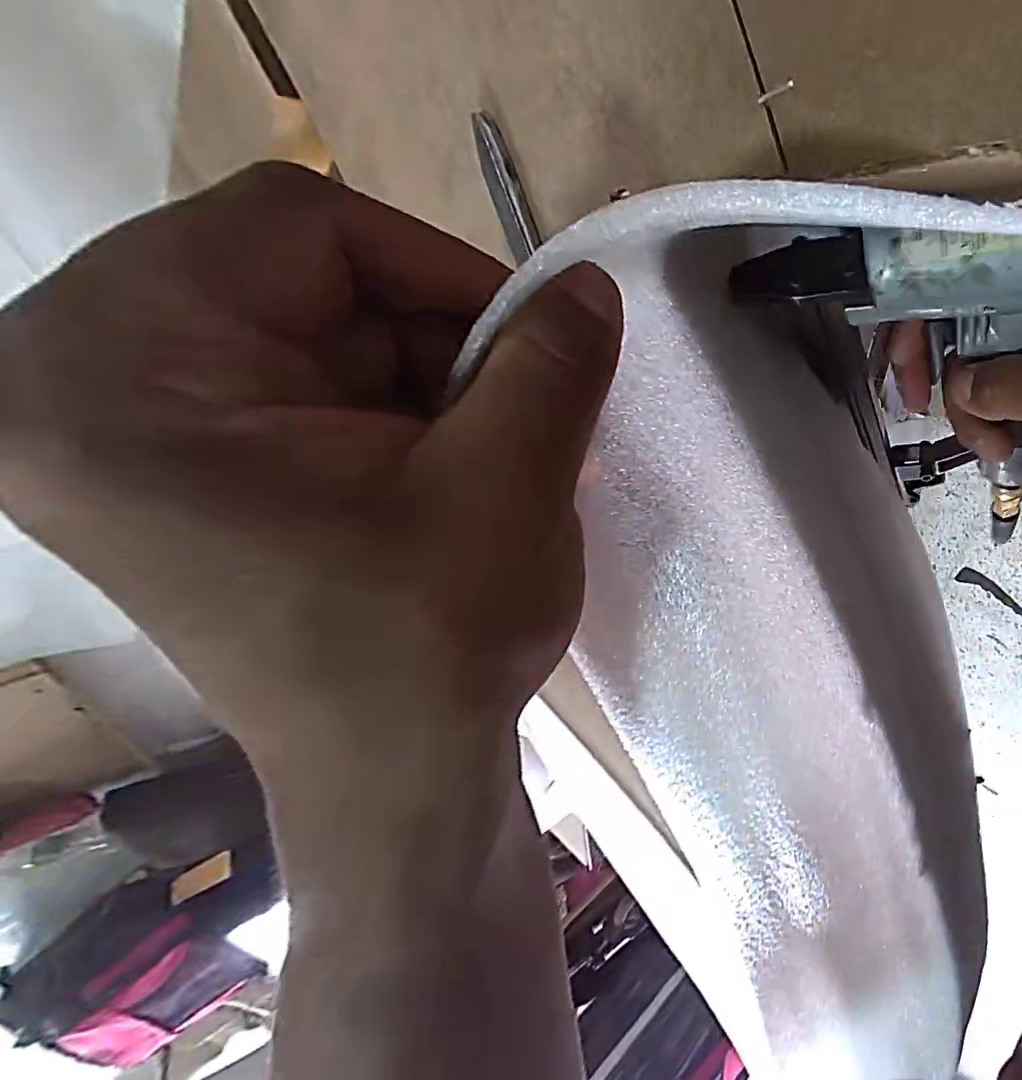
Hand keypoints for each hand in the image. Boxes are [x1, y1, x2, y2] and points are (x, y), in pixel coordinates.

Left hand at [0, 163, 621, 795]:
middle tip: (524, 424)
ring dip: (440, 383)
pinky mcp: (194, 462)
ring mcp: (135, 424)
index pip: (302, 225)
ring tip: (498, 463)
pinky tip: (458, 475)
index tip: (539, 351)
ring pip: (328, 329)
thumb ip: (554, 370)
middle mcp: (81, 378)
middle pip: (309, 276)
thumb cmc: (438, 641)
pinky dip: (413, 412)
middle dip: (446, 342)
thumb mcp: (513, 489)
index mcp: (117, 372)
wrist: (399, 767)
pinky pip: (320, 383)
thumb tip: (592, 285)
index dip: (449, 272)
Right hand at [888, 313, 1021, 471]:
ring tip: (999, 447)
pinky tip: (1005, 441)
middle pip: (956, 323)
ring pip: (969, 362)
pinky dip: (984, 416)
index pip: (968, 277)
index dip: (922, 314)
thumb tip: (958, 385)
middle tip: (927, 413)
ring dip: (970, 412)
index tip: (908, 368)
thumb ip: (1010, 386)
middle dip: (945, 379)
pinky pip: (987, 383)